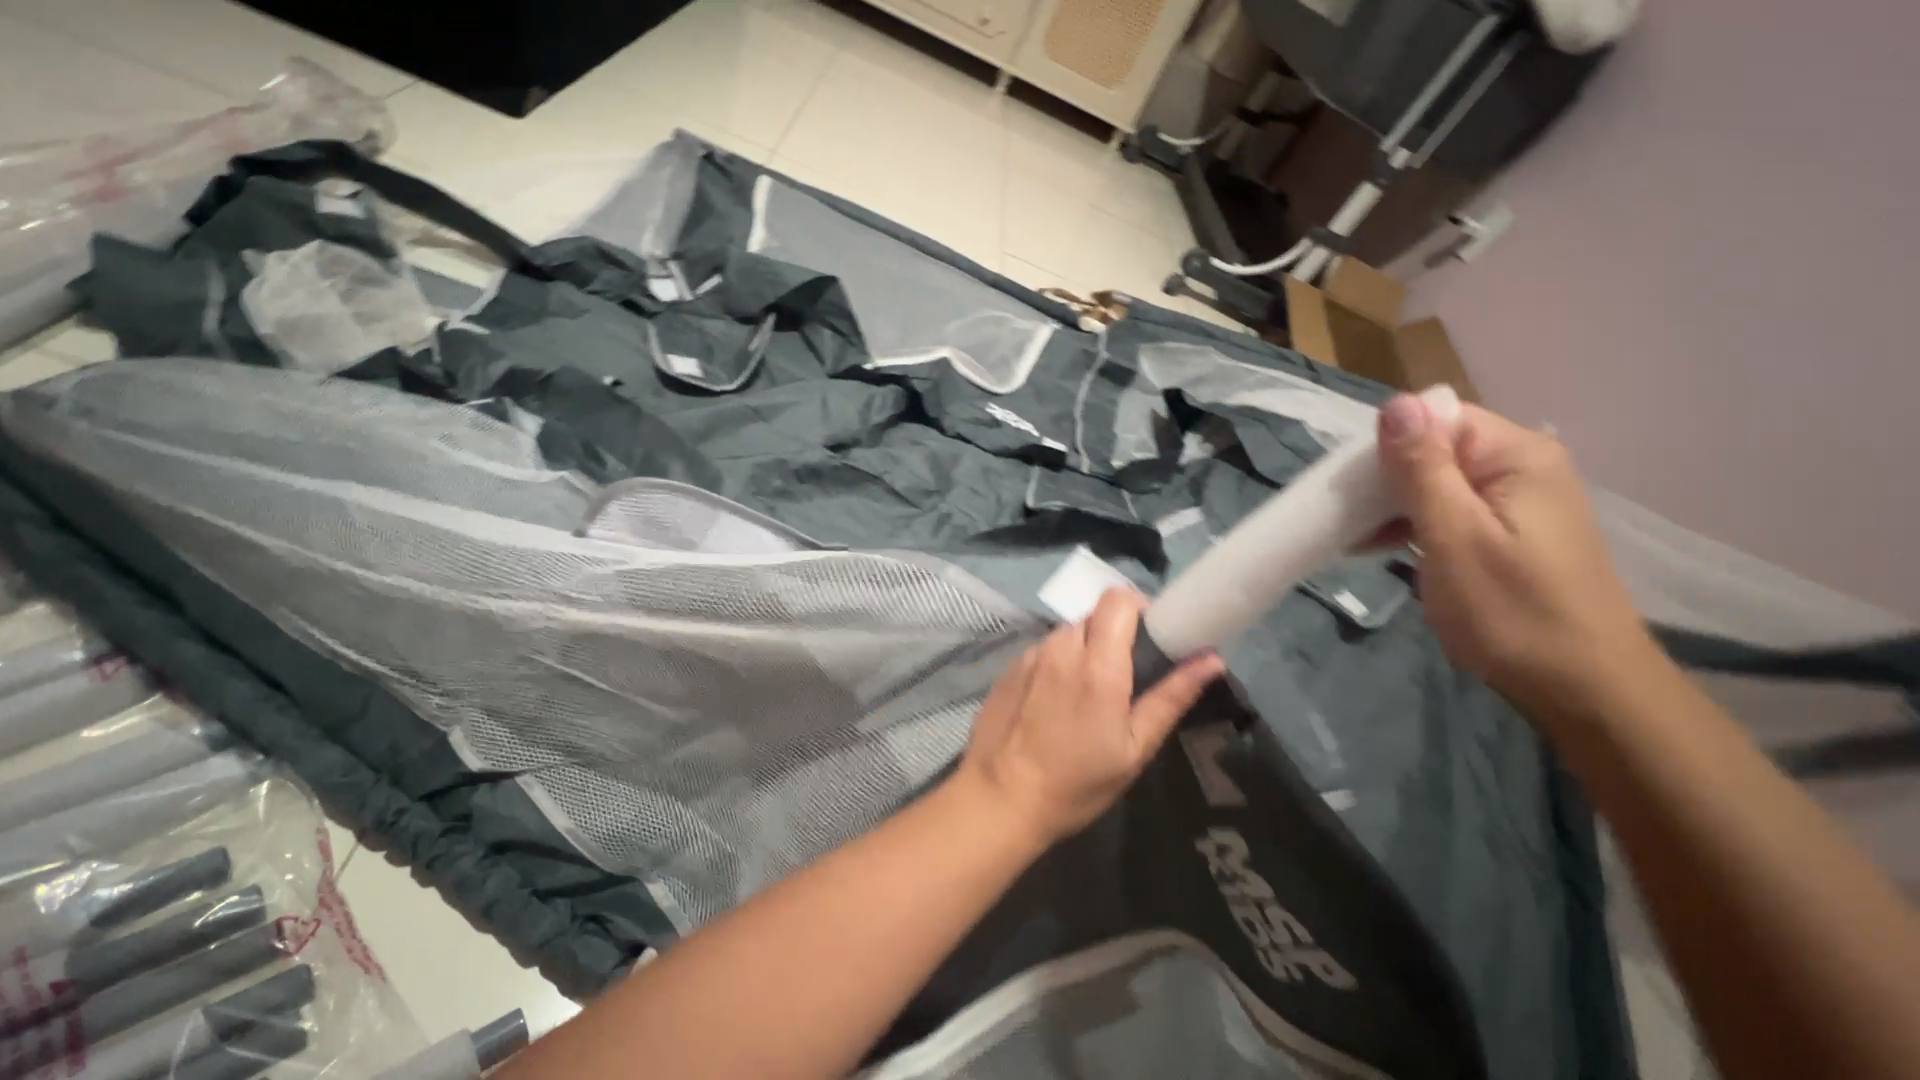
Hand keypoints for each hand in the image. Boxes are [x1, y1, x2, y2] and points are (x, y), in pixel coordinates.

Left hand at [957, 589, 1225, 844]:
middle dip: (1115, 634)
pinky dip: (1058, 666)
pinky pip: (1044, 652)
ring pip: (1068, 634)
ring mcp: (1029, 655)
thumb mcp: (1135, 748)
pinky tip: (1056, 706)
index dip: (1139, 609)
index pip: (1119, 598)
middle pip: (1095, 615)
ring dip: (1086, 651)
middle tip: (1126, 677)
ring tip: (1089, 697)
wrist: (1000, 800)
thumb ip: (1172, 697)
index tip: (1152, 639)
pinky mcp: (1008, 668)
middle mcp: (1061, 647)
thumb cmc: (1077, 782)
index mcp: (1098, 663)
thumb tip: (1212, 658)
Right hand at [1376, 394, 1656, 707]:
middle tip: (1349, 522)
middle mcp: (1526, 467)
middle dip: (1388, 479)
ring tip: (1360, 541)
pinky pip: (1456, 511)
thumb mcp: (1454, 537)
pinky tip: (1390, 550)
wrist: (1585, 690)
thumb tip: (1396, 402)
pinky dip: (1420, 526)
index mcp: (1517, 455)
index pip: (1437, 418)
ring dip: (1398, 506)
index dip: (1389, 447)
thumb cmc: (1512, 612)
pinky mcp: (1516, 535)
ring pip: (1442, 482)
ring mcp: (1523, 503)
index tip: (1354, 491)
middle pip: (1438, 447)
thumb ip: (1423, 468)